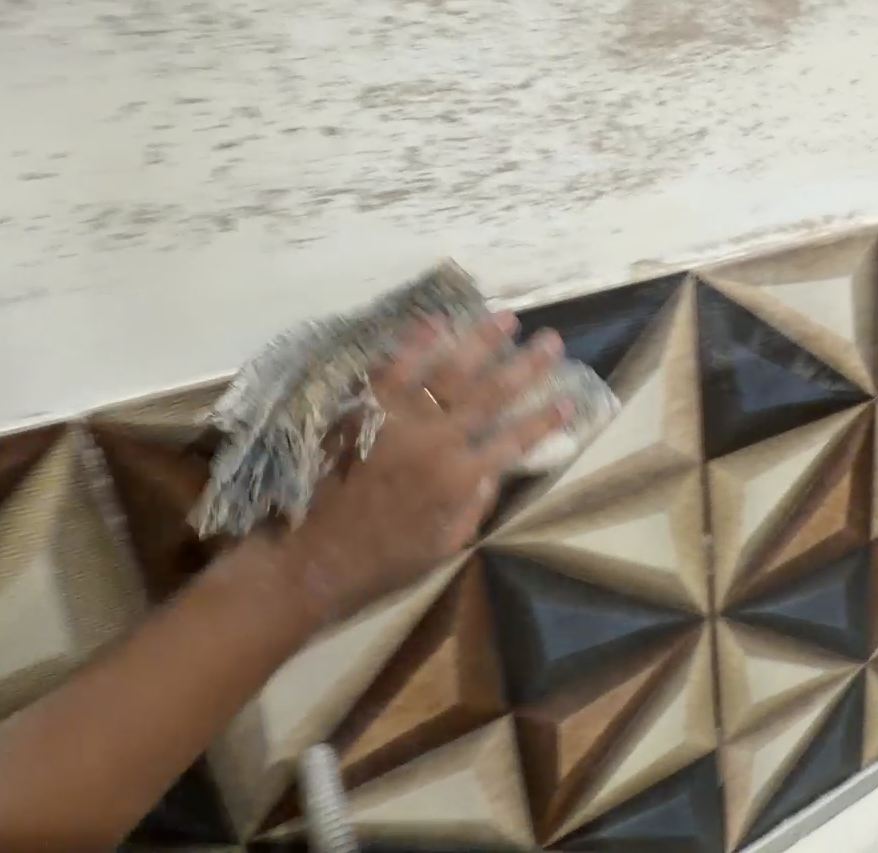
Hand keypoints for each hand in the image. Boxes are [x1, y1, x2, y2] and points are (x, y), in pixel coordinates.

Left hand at [273, 312, 569, 621]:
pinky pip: (392, 368)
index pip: (516, 440)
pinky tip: (435, 320)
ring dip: (480, 341)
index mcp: (459, 480)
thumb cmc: (381, 560)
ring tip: (506, 317)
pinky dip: (414, 343)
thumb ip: (475, 504)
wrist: (307, 560)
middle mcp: (436, 442)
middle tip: (551, 340)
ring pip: (447, 372)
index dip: (546, 419)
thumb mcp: (444, 545)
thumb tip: (495, 466)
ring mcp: (399, 421)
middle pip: (491, 395)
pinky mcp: (363, 410)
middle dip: (527, 366)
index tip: (570, 397)